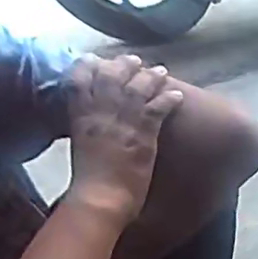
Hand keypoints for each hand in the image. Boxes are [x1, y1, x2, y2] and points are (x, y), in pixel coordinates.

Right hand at [64, 53, 184, 222]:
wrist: (101, 199)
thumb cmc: (88, 184)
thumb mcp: (80, 150)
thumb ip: (87, 133)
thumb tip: (93, 131)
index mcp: (80, 117)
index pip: (79, 79)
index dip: (88, 65)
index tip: (97, 59)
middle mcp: (100, 113)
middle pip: (111, 76)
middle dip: (124, 65)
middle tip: (135, 59)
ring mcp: (123, 122)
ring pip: (137, 87)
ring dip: (150, 77)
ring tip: (160, 71)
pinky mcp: (143, 135)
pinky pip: (158, 108)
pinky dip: (168, 99)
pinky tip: (177, 95)